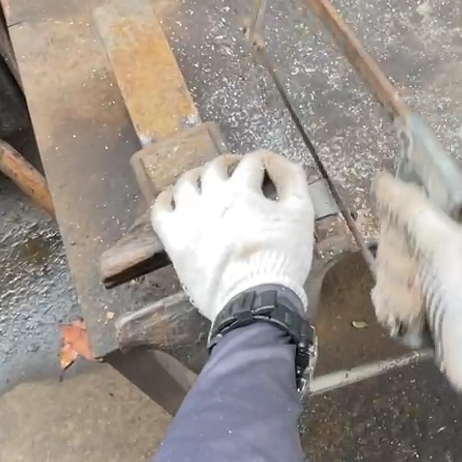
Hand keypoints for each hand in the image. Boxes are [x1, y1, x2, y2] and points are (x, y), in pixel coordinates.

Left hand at [151, 151, 314, 317]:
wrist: (254, 300)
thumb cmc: (281, 256)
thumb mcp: (301, 214)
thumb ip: (292, 180)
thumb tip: (278, 161)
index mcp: (241, 188)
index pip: (252, 161)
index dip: (263, 161)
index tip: (269, 170)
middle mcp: (210, 195)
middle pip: (216, 167)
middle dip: (230, 165)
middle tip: (239, 175)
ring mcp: (188, 217)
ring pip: (186, 183)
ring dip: (198, 177)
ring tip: (207, 184)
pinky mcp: (174, 240)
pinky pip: (160, 210)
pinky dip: (166, 199)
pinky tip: (174, 200)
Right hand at [371, 173, 461, 412]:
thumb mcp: (444, 243)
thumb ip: (411, 208)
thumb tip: (381, 177)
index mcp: (461, 222)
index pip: (417, 199)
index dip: (404, 212)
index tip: (399, 226)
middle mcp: (445, 244)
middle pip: (395, 234)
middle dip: (400, 260)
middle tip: (418, 275)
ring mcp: (431, 276)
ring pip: (388, 266)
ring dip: (399, 288)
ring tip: (420, 304)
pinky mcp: (420, 303)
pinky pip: (388, 293)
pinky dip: (395, 307)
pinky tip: (409, 318)